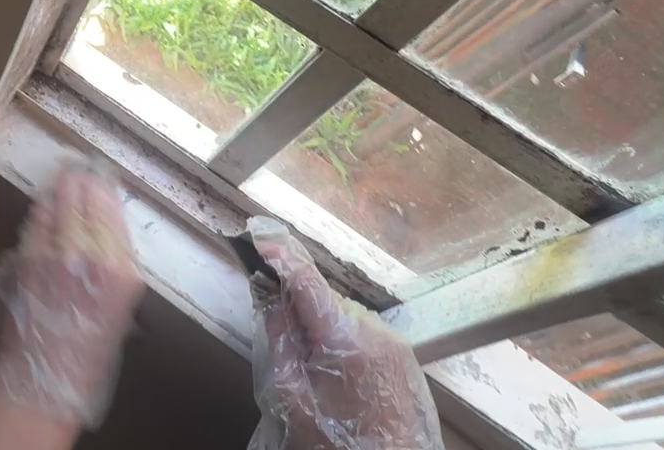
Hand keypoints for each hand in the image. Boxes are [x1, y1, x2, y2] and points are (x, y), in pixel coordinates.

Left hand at [0, 164, 145, 427]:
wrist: (40, 384)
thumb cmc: (87, 356)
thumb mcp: (121, 310)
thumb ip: (116, 268)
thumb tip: (106, 235)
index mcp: (122, 272)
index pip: (113, 211)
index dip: (105, 187)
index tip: (103, 175)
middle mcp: (92, 255)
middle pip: (86, 198)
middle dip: (84, 178)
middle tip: (82, 165)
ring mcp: (57, 254)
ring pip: (59, 202)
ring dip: (62, 185)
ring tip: (65, 172)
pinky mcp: (28, 258)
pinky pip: (37, 220)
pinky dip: (42, 206)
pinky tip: (45, 198)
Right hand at [248, 217, 443, 449]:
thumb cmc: (336, 443)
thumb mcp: (291, 397)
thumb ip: (278, 337)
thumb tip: (267, 291)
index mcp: (343, 338)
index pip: (306, 279)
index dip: (280, 253)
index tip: (259, 234)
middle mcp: (372, 328)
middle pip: (322, 297)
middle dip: (299, 307)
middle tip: (287, 340)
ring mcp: (393, 340)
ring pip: (341, 314)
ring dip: (322, 326)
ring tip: (319, 370)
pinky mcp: (404, 353)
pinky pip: (361, 330)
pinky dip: (343, 339)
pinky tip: (342, 375)